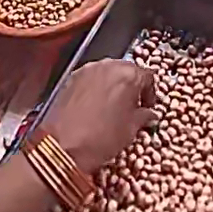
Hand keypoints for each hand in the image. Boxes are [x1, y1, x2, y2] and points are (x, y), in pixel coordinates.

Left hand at [41, 60, 156, 172]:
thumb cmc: (101, 138)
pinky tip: (95, 105)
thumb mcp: (131, 129)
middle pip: (127, 70)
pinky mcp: (71, 77)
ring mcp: (87, 70)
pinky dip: (96, 87)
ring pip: (107, 72)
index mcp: (128, 75)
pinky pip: (91, 78)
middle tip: (132, 106)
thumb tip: (149, 114)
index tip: (148, 107)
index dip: (150, 93)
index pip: (147, 76)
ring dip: (113, 85)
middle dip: (131, 86)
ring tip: (113, 106)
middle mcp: (108, 66)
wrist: (62, 146)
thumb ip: (144, 116)